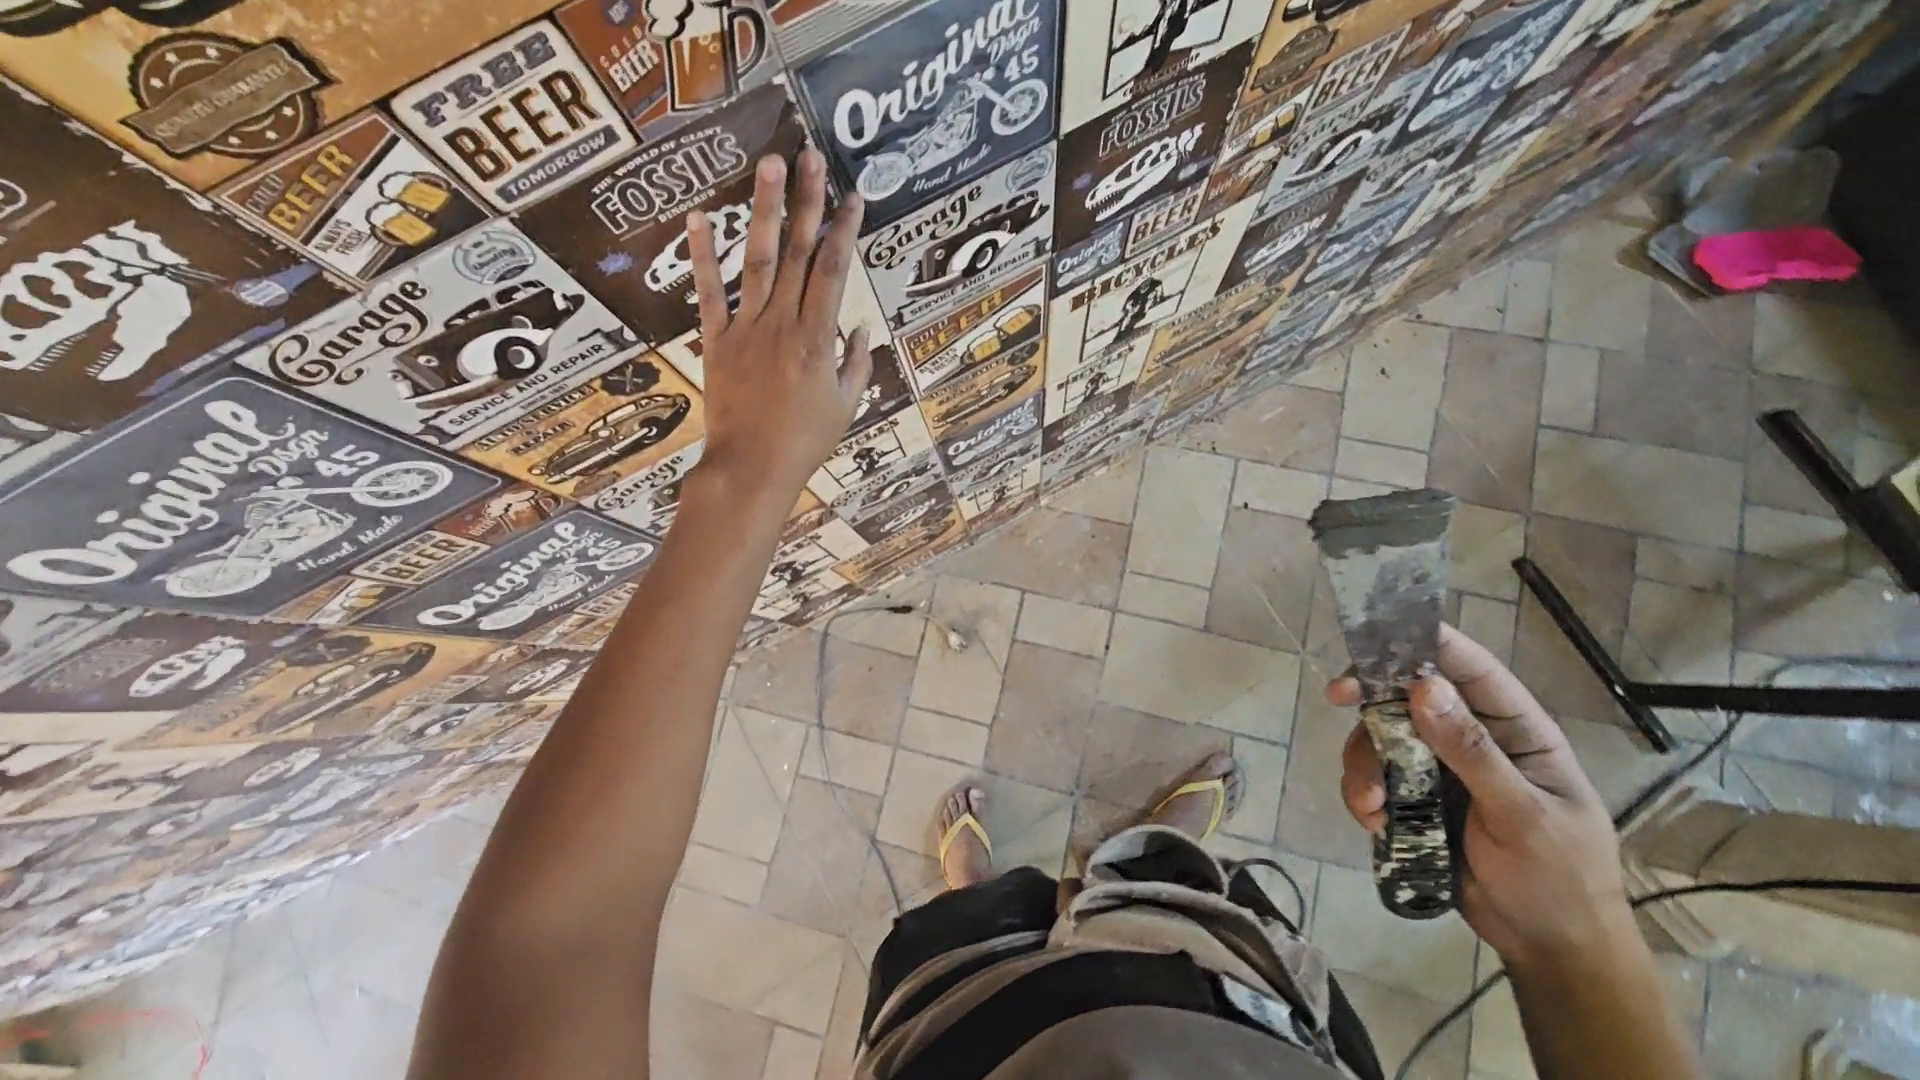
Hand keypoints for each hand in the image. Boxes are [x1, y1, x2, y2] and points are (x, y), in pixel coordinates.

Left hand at [688, 150, 872, 507]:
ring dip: (766, 211)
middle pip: (799, 253)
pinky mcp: (716, 341)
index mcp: (818, 340)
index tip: (852, 196)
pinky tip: (700, 217)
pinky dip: (703, 256)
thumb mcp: (846, 407)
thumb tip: (859, 328)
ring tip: (771, 166)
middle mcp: (782, 324)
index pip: (834, 272)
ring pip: (759, 260)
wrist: (751, 469)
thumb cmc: (805, 443)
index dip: (844, 230)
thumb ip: (856, 364)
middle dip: (808, 202)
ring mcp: (746, 329)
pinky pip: (708, 294)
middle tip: (812, 156)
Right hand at [1329, 625, 1633, 967]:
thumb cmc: (1559, 879)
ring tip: (1369, 807)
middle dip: (1372, 703)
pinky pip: (1375, 780)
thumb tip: (1424, 685)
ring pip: (1382, 740)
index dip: (1421, 643)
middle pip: (1408, 697)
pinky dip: (1364, 796)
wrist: (1550, 948)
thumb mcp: (1522, 814)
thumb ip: (1472, 751)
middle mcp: (1472, 739)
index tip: (1371, 640)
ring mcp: (1440, 771)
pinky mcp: (1416, 802)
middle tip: (1337, 700)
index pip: (1469, 668)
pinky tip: (1374, 824)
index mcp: (1516, 730)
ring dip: (1364, 765)